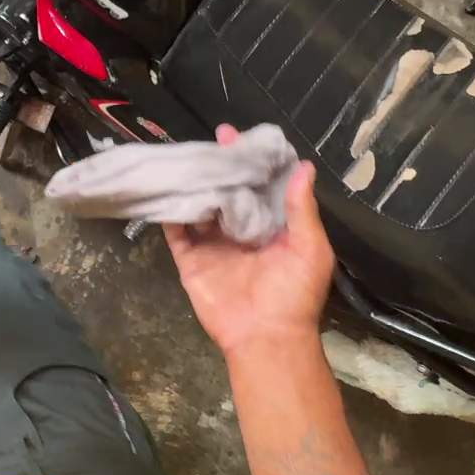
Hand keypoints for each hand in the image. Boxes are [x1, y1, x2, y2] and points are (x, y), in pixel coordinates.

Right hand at [163, 124, 336, 357]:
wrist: (264, 338)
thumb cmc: (294, 295)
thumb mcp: (311, 249)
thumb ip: (301, 209)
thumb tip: (304, 166)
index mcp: (271, 225)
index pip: (258, 184)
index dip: (250, 159)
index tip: (236, 136)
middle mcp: (240, 229)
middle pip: (226, 189)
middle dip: (218, 165)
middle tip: (209, 140)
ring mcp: (213, 243)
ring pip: (200, 205)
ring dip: (193, 183)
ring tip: (184, 157)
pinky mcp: (190, 258)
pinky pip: (176, 230)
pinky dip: (169, 210)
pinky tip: (164, 189)